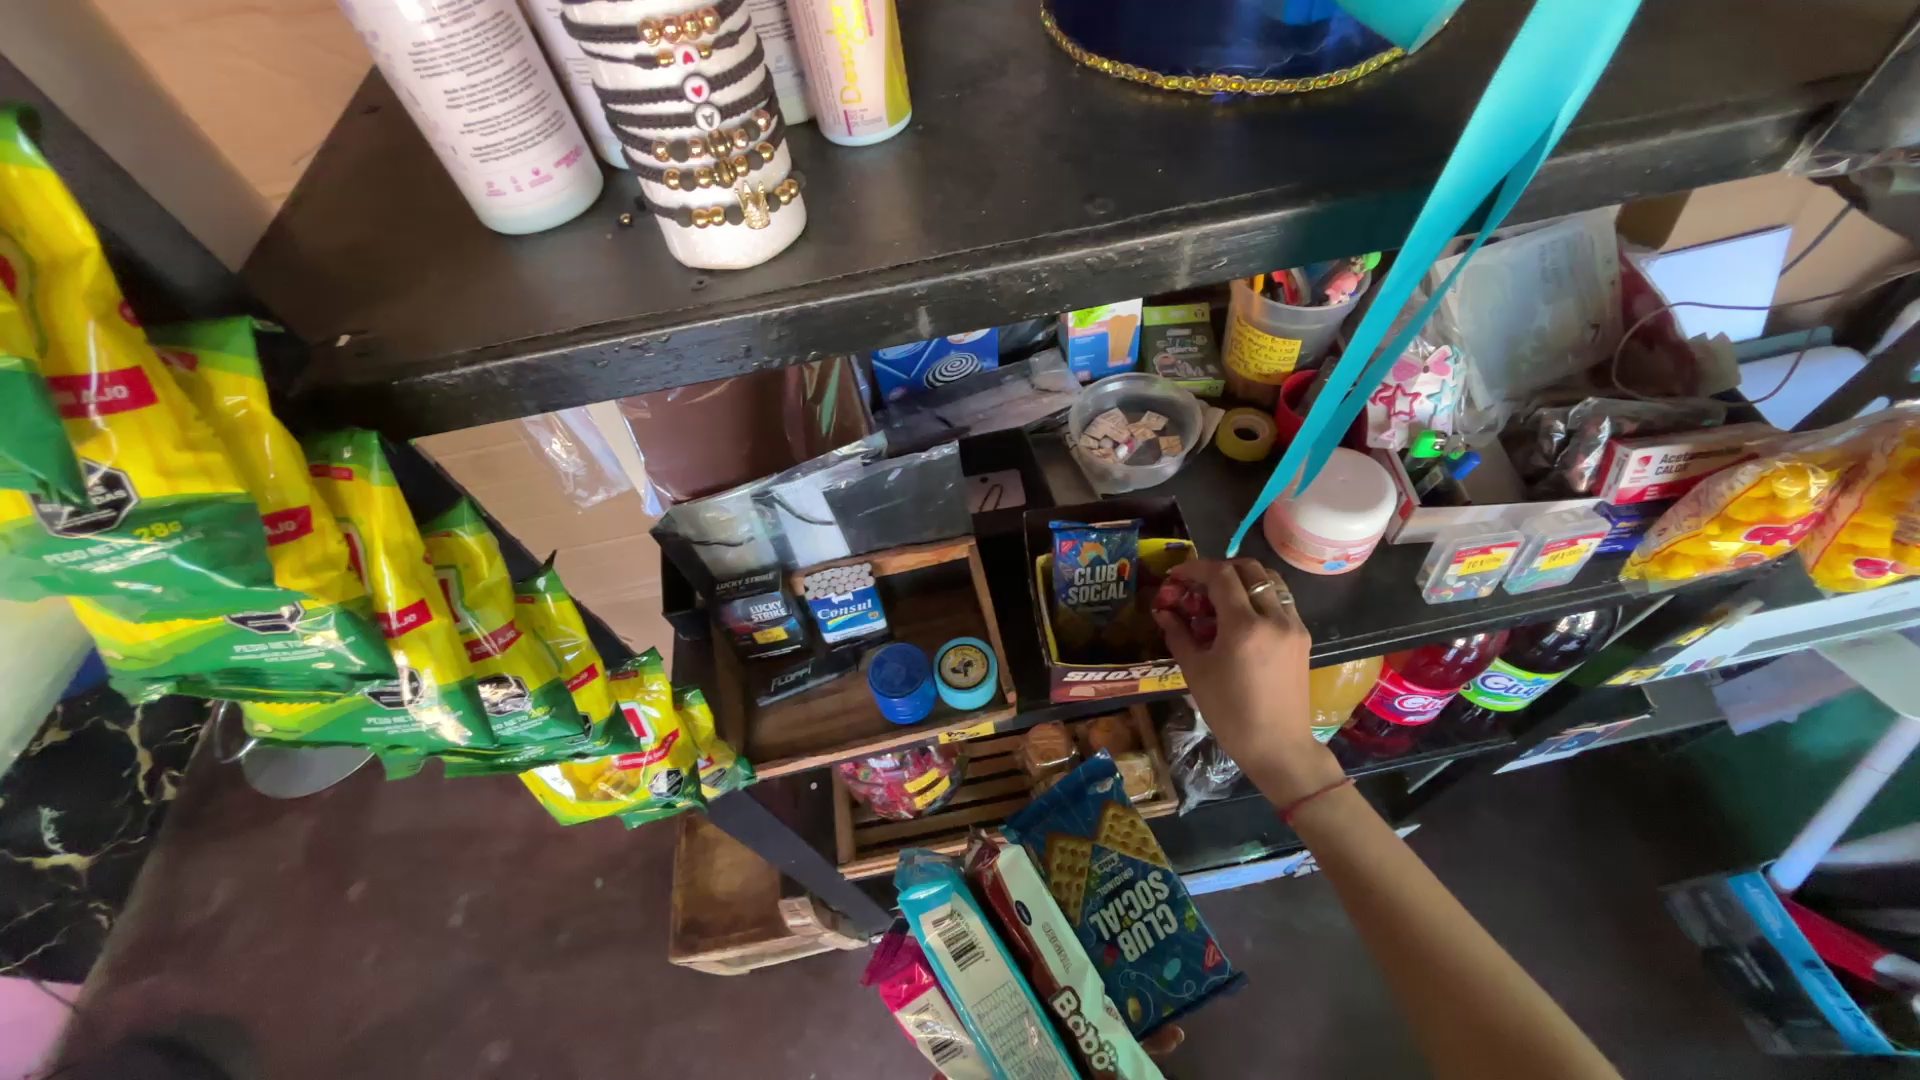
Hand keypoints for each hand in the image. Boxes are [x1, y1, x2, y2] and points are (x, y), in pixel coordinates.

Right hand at [1153, 558, 1343, 805]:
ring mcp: (1293, 626)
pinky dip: (1259, 598)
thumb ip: (1179, 634)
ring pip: (1270, 582)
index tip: (1177, 576)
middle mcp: (1274, 617)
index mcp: (1244, 626)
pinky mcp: (1302, 637)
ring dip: (1243, 580)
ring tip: (1221, 598)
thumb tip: (1163, 611)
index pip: (1221, 575)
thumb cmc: (1228, 712)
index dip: (1195, 569)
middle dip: (1220, 569)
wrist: (1277, 745)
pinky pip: (1281, 602)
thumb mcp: (1195, 671)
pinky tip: (1241, 618)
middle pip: (1250, 569)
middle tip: (1199, 585)